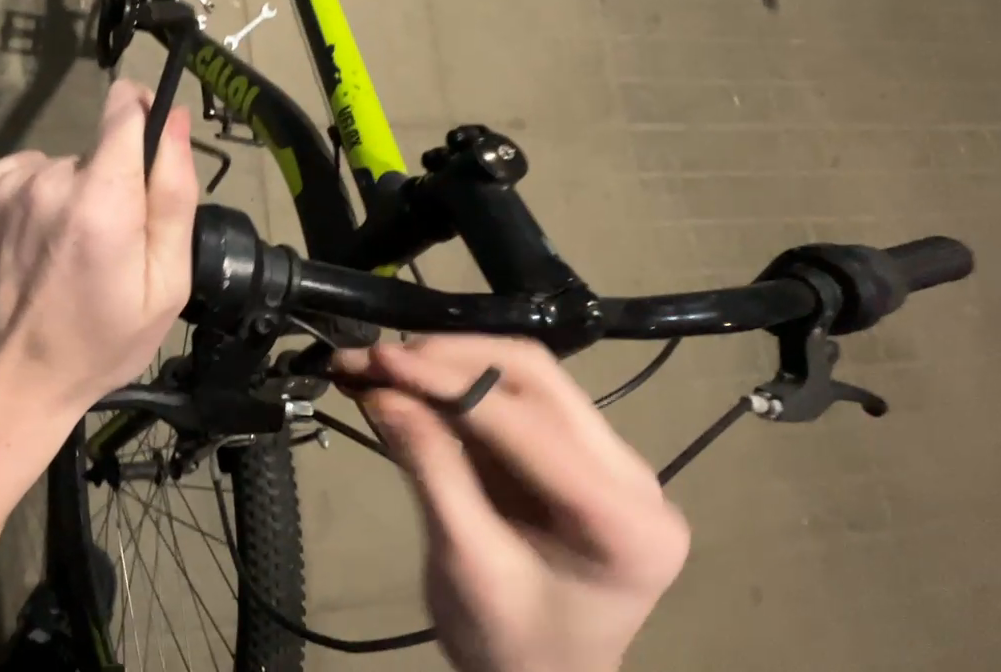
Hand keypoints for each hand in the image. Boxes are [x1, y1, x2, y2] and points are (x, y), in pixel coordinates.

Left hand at [0, 80, 198, 427]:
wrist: (6, 381)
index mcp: (102, 201)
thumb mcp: (165, 284)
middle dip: (106, 185)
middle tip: (102, 244)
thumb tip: (175, 121)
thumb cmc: (99, 342)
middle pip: (93, 155)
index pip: (124, 111)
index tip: (145, 136)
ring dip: (62, 195)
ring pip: (53, 169)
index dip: (141, 115)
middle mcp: (46, 181)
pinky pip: (15, 176)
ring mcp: (0, 187)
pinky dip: (25, 200)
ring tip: (57, 253)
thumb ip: (174, 195)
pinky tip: (24, 245)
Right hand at [333, 338, 688, 671]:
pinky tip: (404, 381)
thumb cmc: (508, 645)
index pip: (527, 420)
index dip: (447, 381)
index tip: (377, 359)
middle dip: (445, 358)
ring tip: (377, 364)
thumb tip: (381, 391)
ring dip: (444, 361)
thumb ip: (430, 470)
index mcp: (624, 519)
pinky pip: (508, 395)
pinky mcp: (568, 450)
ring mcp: (602, 457)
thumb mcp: (466, 563)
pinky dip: (451, 382)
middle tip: (373, 358)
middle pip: (532, 375)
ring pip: (519, 372)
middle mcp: (627, 474)